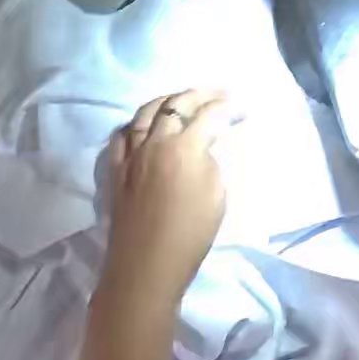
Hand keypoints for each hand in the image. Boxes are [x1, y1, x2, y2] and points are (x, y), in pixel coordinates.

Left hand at [100, 89, 235, 304]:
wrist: (147, 266)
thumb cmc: (191, 234)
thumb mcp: (217, 195)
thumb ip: (210, 162)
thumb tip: (202, 148)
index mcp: (184, 147)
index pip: (210, 115)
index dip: (228, 108)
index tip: (241, 107)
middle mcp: (154, 142)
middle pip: (176, 105)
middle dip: (200, 94)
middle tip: (218, 93)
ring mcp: (132, 155)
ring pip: (145, 113)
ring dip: (167, 100)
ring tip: (181, 99)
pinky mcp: (117, 170)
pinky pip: (122, 135)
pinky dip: (136, 123)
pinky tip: (143, 125)